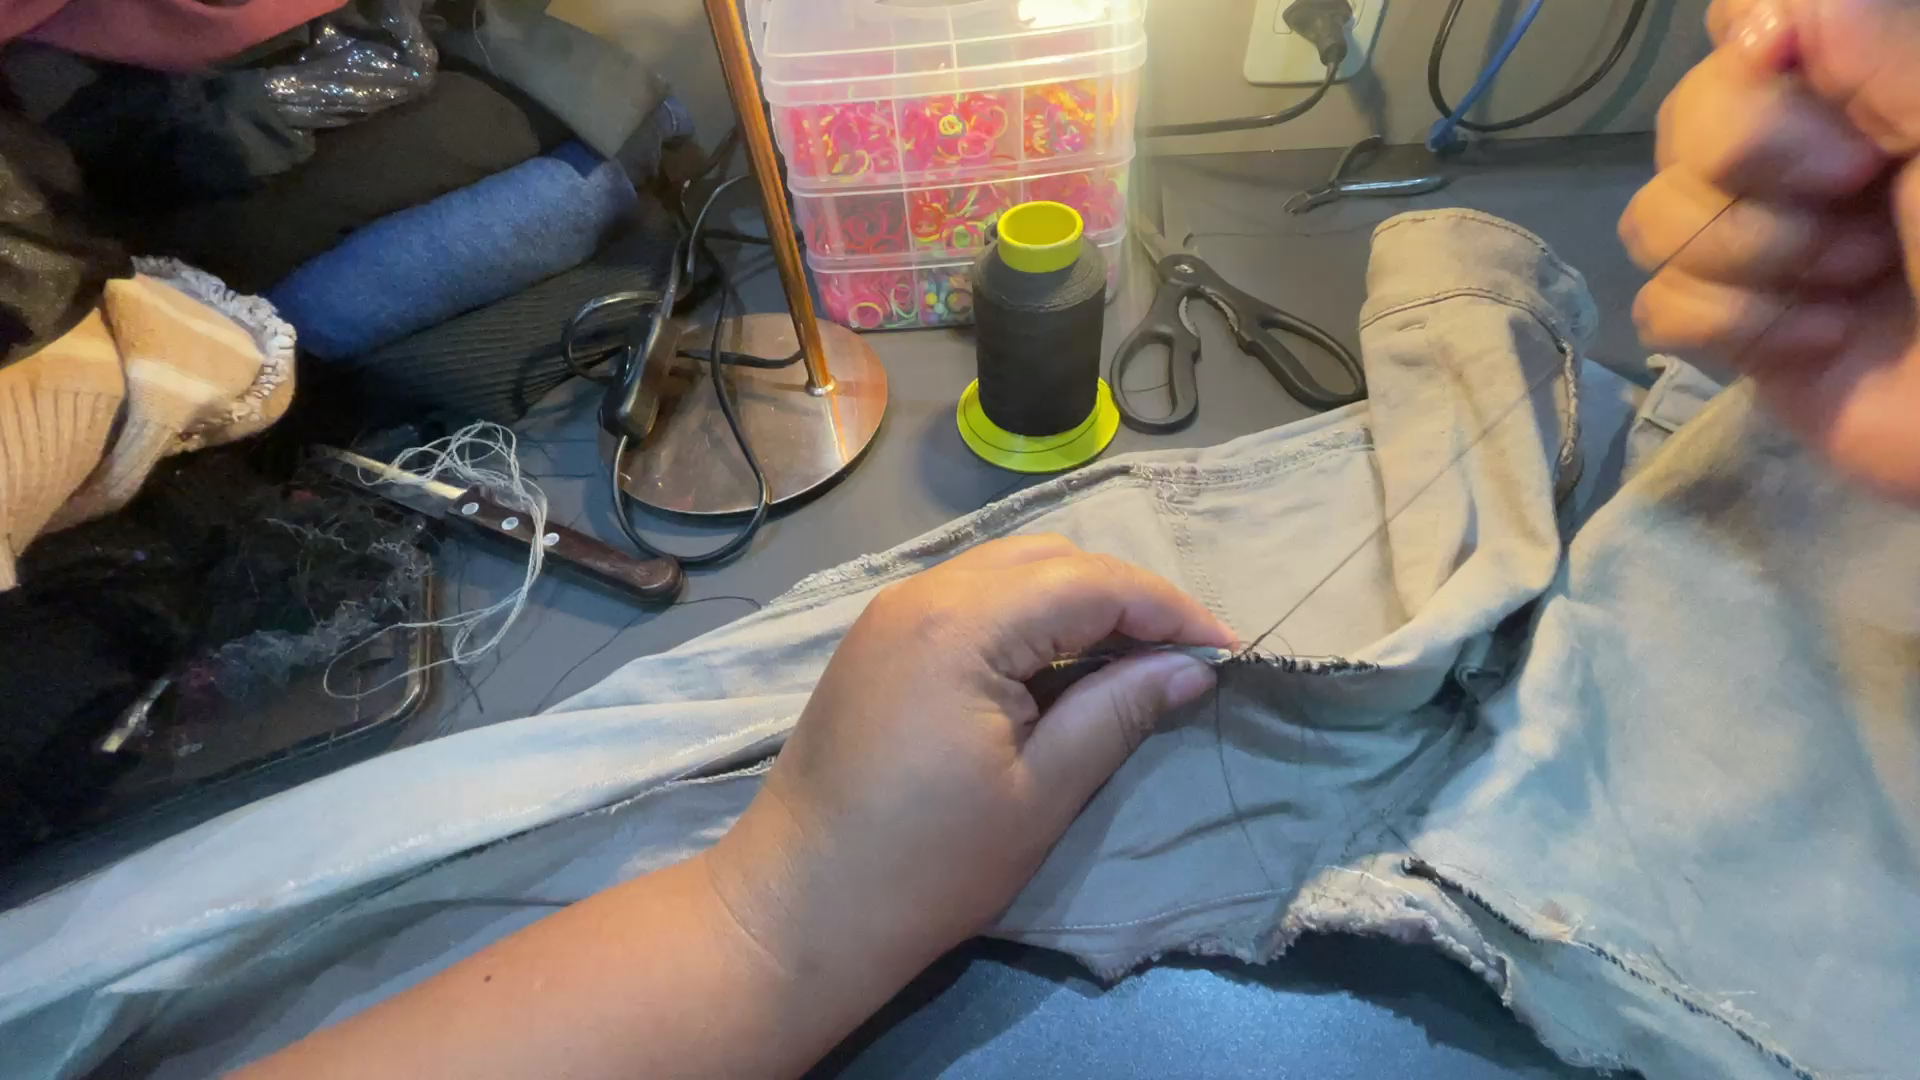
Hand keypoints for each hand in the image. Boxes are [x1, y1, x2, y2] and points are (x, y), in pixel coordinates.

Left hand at [705, 535, 1234, 987]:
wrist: (798, 905)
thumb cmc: (926, 866)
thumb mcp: (1041, 793)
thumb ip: (1120, 711)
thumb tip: (1192, 667)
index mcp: (962, 622)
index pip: (1090, 582)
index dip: (1167, 608)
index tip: (1226, 646)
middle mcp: (923, 591)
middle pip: (1050, 559)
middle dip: (1123, 597)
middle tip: (1175, 655)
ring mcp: (894, 608)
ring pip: (1009, 569)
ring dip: (1075, 601)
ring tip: (1124, 657)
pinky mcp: (881, 634)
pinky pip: (972, 595)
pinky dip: (1026, 614)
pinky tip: (1051, 660)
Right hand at [1619, 0, 1919, 498]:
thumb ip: (1886, 54)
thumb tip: (1771, 11)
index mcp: (1871, 89)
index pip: (1751, 27)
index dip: (1747, 45)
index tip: (1787, 65)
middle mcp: (1802, 157)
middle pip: (1679, 126)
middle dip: (1750, 163)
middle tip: (1855, 187)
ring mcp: (1754, 244)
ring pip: (1652, 222)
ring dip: (1751, 256)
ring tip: (1849, 279)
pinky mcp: (1722, 325)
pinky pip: (1657, 308)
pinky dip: (1734, 326)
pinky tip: (1814, 337)